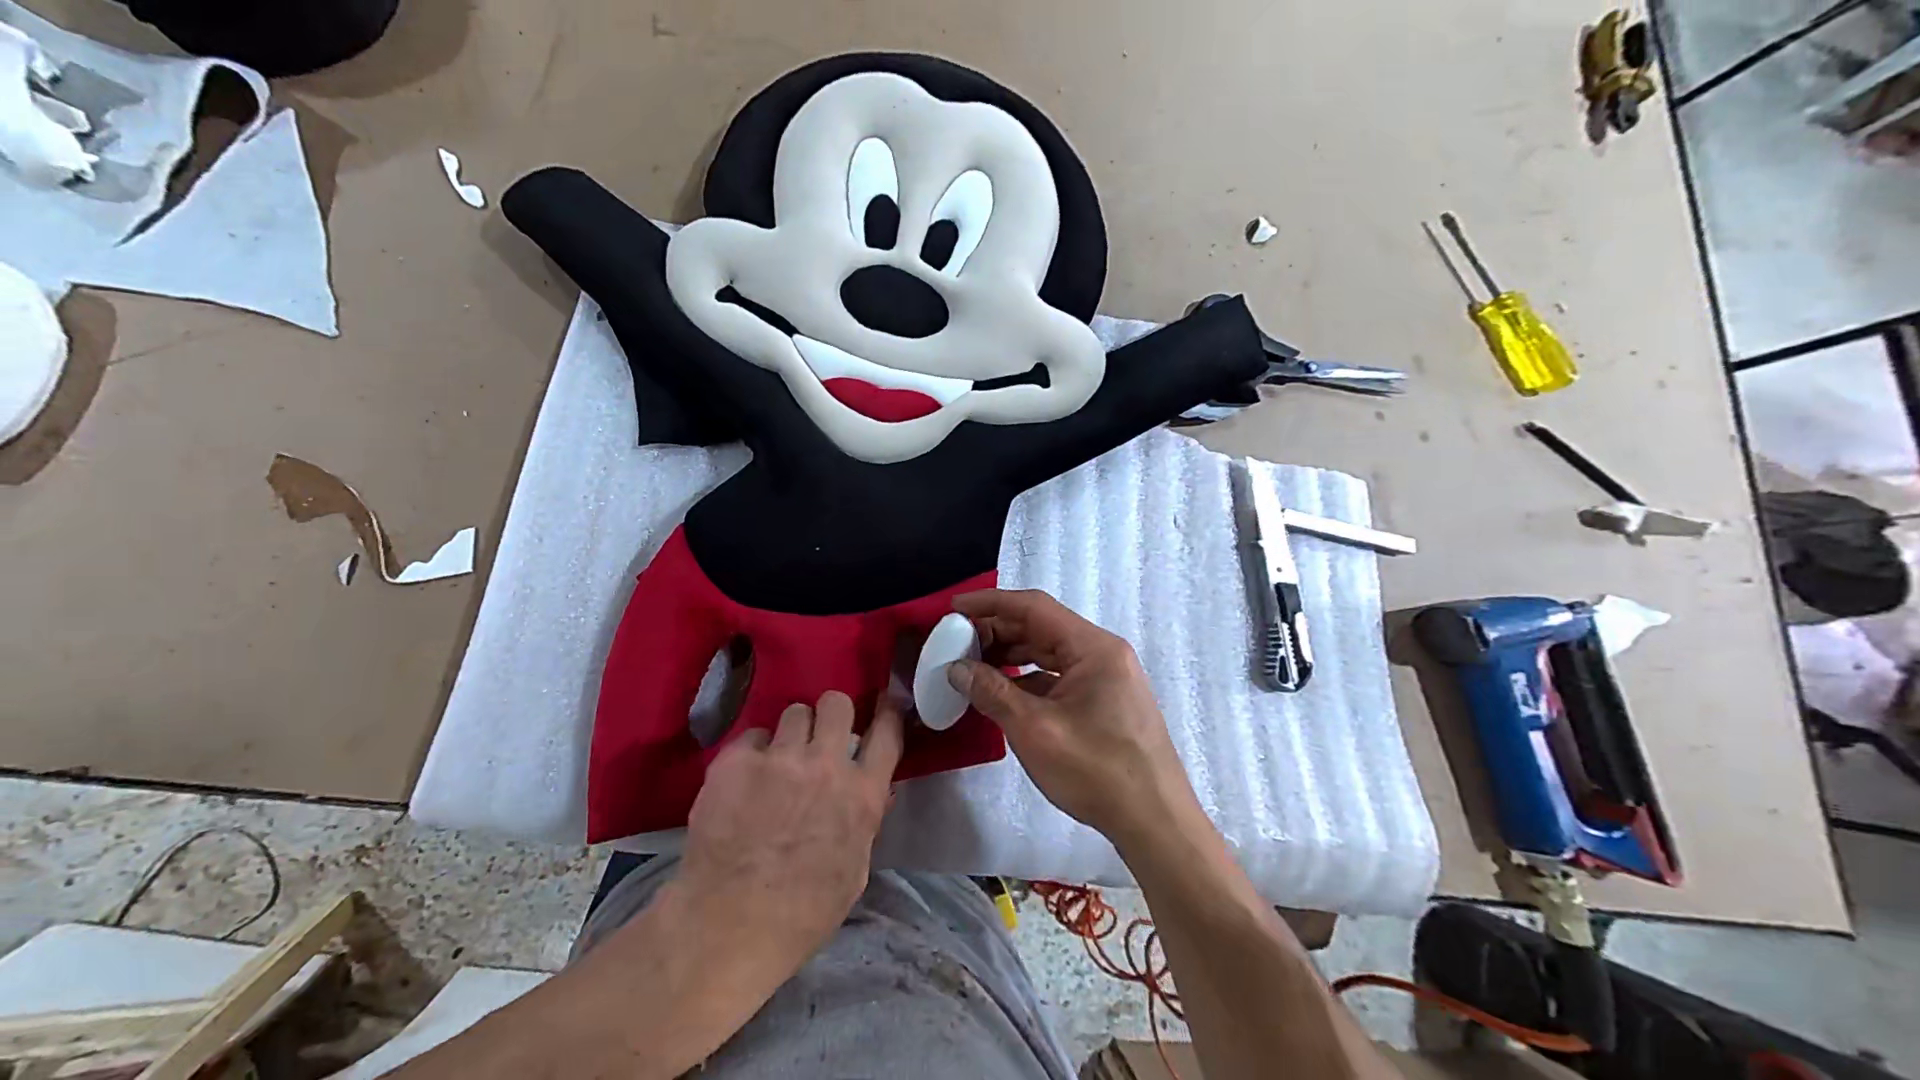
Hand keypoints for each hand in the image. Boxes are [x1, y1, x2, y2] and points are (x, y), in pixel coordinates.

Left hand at [675, 691, 903, 978]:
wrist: (729, 927)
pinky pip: (753, 736)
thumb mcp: (855, 872)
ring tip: (779, 759)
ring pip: (794, 712)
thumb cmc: (803, 913)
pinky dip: (753, 752)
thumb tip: (877, 793)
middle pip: (836, 704)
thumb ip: (865, 822)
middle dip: (831, 714)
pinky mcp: (735, 761)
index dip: (888, 711)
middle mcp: (825, 765)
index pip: (887, 733)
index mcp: (862, 795)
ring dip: (792, 733)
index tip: (883, 704)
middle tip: (819, 735)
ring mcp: (779, 759)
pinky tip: (744, 779)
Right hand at [947, 589, 1202, 850]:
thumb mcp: (1035, 731)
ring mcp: (1106, 678)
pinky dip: (1027, 680)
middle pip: (1041, 628)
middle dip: (996, 632)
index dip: (991, 602)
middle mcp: (1102, 653)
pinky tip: (1001, 694)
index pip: (1034, 607)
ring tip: (970, 667)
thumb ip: (992, 693)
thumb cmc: (1096, 771)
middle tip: (954, 644)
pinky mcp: (1103, 701)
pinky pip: (1058, 677)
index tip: (954, 607)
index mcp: (1093, 648)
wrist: (1155, 822)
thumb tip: (957, 668)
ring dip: (1009, 656)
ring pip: (1048, 653)